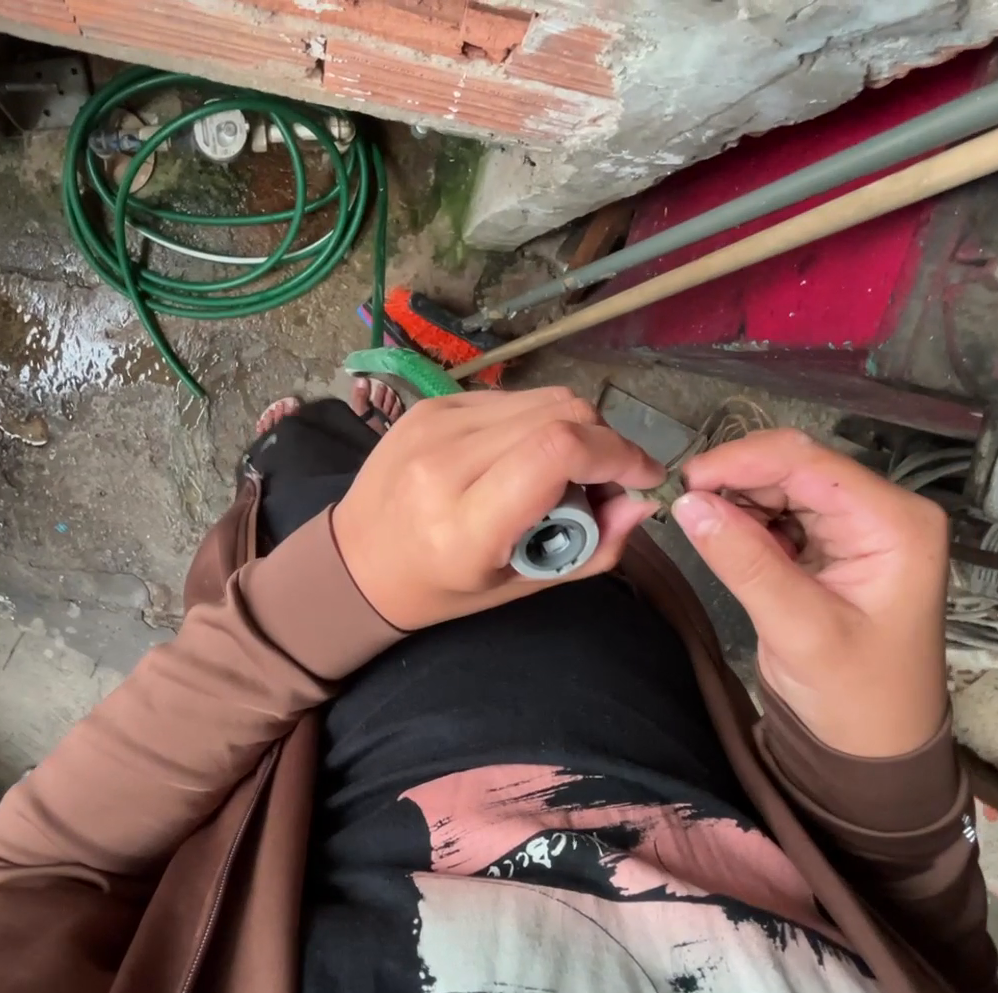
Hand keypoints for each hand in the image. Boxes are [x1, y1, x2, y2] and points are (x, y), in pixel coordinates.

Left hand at [331, 387, 663, 629]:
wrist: (356, 560)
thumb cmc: (440, 588)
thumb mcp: (518, 585)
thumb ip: (589, 548)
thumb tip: (641, 500)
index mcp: (463, 523)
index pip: (556, 451)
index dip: (616, 453)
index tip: (642, 477)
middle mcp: (444, 463)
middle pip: (559, 413)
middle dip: (604, 442)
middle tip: (605, 482)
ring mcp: (431, 425)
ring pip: (540, 399)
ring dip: (573, 429)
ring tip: (566, 472)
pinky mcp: (428, 406)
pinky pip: (509, 399)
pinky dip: (535, 422)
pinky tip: (522, 456)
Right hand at [675, 429, 948, 756]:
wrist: (871, 742)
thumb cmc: (853, 692)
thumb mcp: (797, 628)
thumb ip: (743, 561)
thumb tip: (687, 503)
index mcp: (892, 522)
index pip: (807, 463)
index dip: (740, 462)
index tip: (682, 483)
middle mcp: (878, 511)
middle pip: (792, 466)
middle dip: (733, 479)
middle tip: (681, 506)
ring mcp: (853, 526)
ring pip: (778, 484)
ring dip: (733, 497)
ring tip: (697, 523)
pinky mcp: (828, 543)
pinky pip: (775, 511)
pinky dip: (741, 518)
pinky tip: (720, 535)